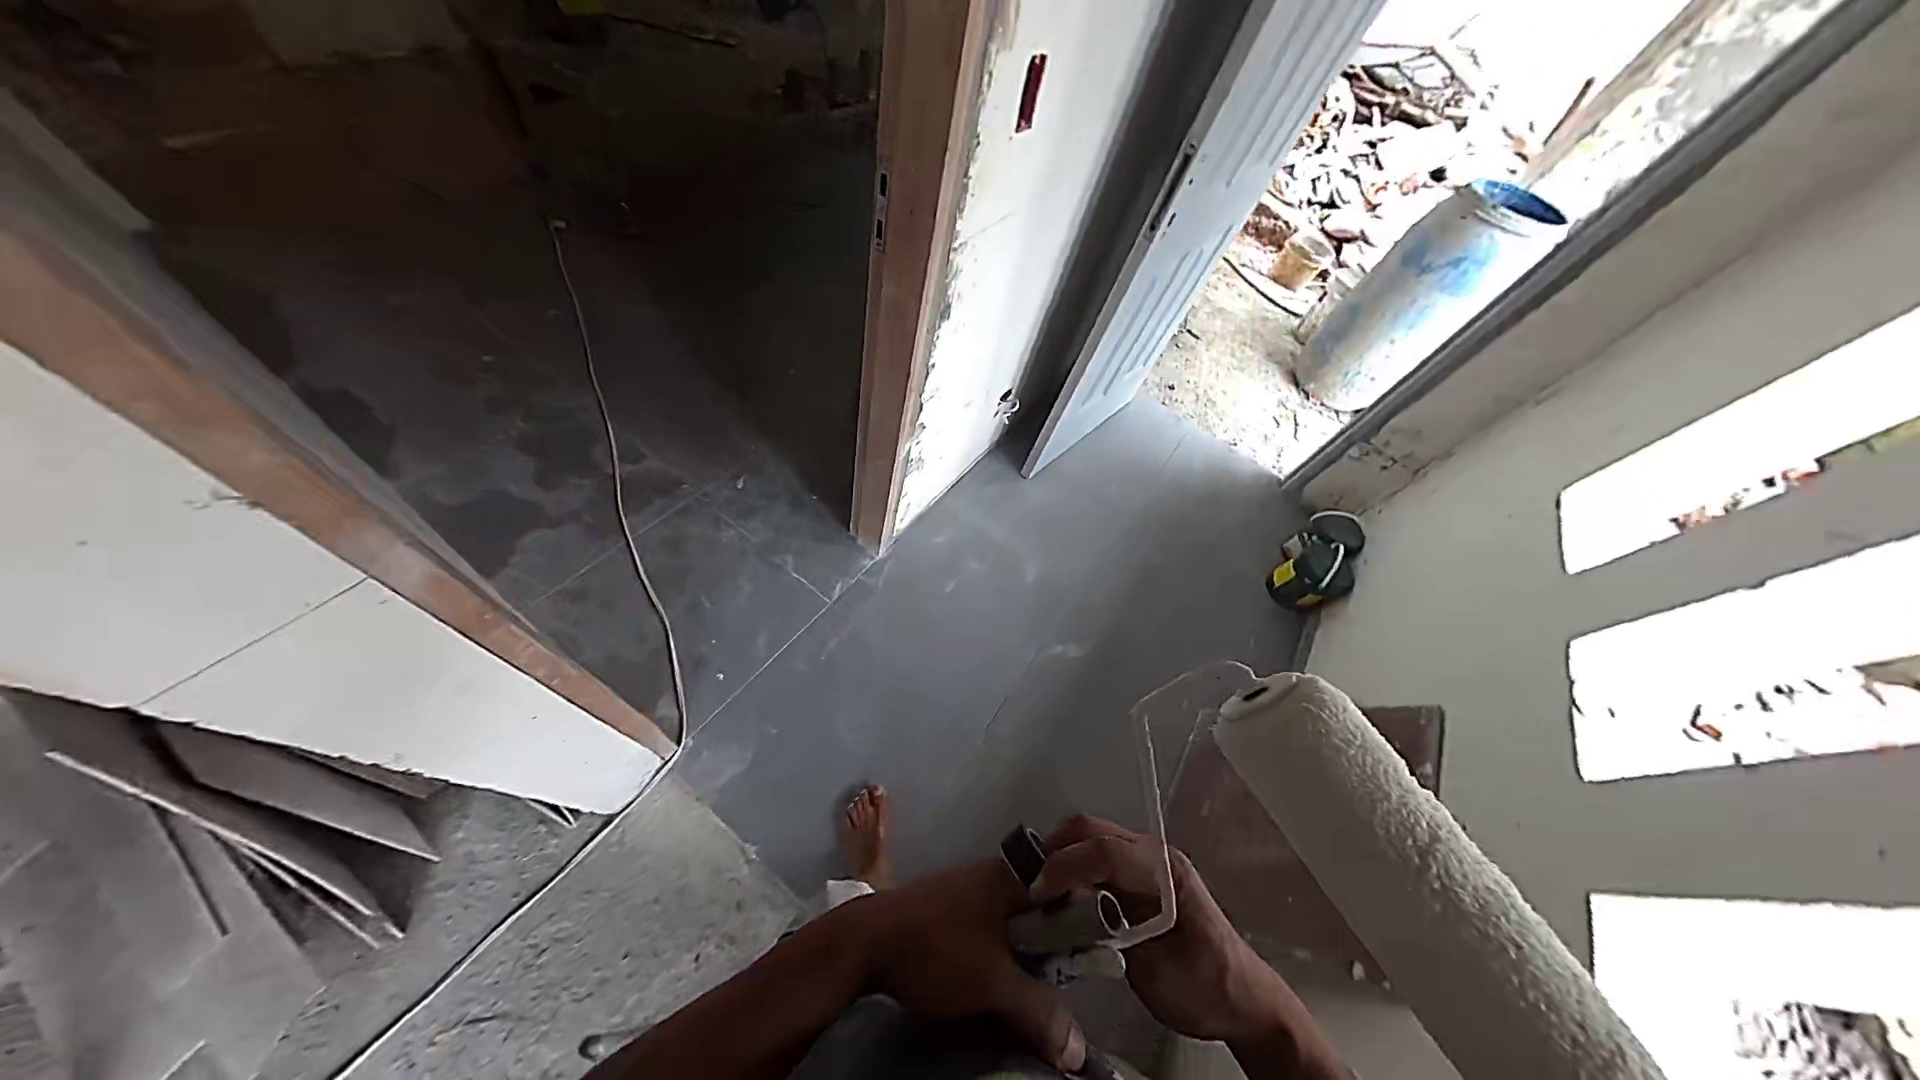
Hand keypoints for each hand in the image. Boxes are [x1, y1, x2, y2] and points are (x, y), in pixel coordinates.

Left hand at [846, 859, 1087, 1072]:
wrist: (864, 943)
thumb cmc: (937, 950)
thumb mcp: (994, 985)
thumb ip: (1040, 1012)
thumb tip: (1079, 1052)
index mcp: (1012, 876)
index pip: (1068, 885)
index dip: (1087, 919)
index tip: (1094, 956)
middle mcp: (994, 874)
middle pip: (1042, 906)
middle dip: (1054, 946)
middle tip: (1062, 982)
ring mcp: (969, 888)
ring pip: (1015, 920)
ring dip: (1026, 954)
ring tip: (1032, 988)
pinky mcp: (949, 907)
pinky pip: (991, 927)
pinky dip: (1001, 952)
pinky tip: (997, 979)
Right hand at [1031, 816, 1299, 1044]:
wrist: (1244, 1001)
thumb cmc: (1206, 989)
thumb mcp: (1155, 972)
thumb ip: (1112, 935)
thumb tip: (1070, 913)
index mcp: (1165, 873)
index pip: (1105, 850)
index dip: (1065, 866)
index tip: (1038, 893)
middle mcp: (1156, 855)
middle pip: (1093, 830)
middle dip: (1056, 851)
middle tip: (1030, 886)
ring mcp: (1148, 860)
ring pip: (1092, 836)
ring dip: (1062, 855)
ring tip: (1040, 890)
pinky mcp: (1140, 873)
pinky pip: (1097, 853)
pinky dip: (1072, 864)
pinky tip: (1060, 892)